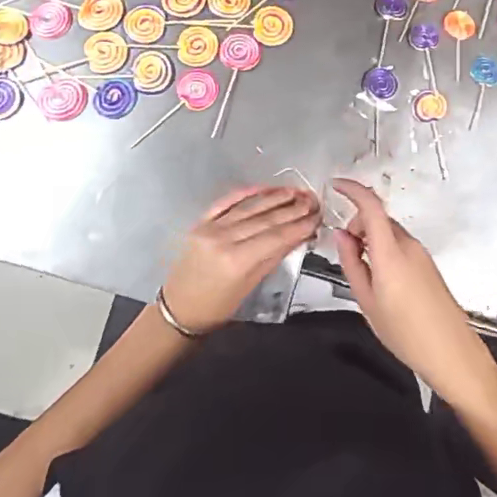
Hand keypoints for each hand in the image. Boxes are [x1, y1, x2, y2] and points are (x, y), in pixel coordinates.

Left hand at [162, 185, 321, 332]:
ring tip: (296, 191)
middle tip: (312, 200)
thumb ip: (273, 258)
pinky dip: (245, 193)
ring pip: (249, 207)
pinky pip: (226, 202)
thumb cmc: (217, 307)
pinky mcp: (201, 223)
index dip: (300, 225)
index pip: (276, 236)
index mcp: (238, 260)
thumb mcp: (250, 287)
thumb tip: (298, 236)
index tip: (317, 216)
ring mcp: (210, 228)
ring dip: (274, 197)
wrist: (179, 309)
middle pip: (266, 219)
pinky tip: (263, 187)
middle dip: (292, 208)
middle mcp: (224, 239)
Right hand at [329, 179, 493, 401]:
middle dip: (357, 226)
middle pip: (378, 219)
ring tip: (362, 273)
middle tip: (345, 252)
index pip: (371, 206)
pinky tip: (380, 279)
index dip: (352, 190)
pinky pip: (400, 245)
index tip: (336, 186)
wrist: (452, 353)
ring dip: (370, 239)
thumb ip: (351, 263)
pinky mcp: (427, 265)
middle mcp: (409, 247)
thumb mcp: (366, 301)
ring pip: (388, 232)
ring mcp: (421, 255)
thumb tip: (341, 237)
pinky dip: (384, 250)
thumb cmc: (408, 334)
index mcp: (390, 254)